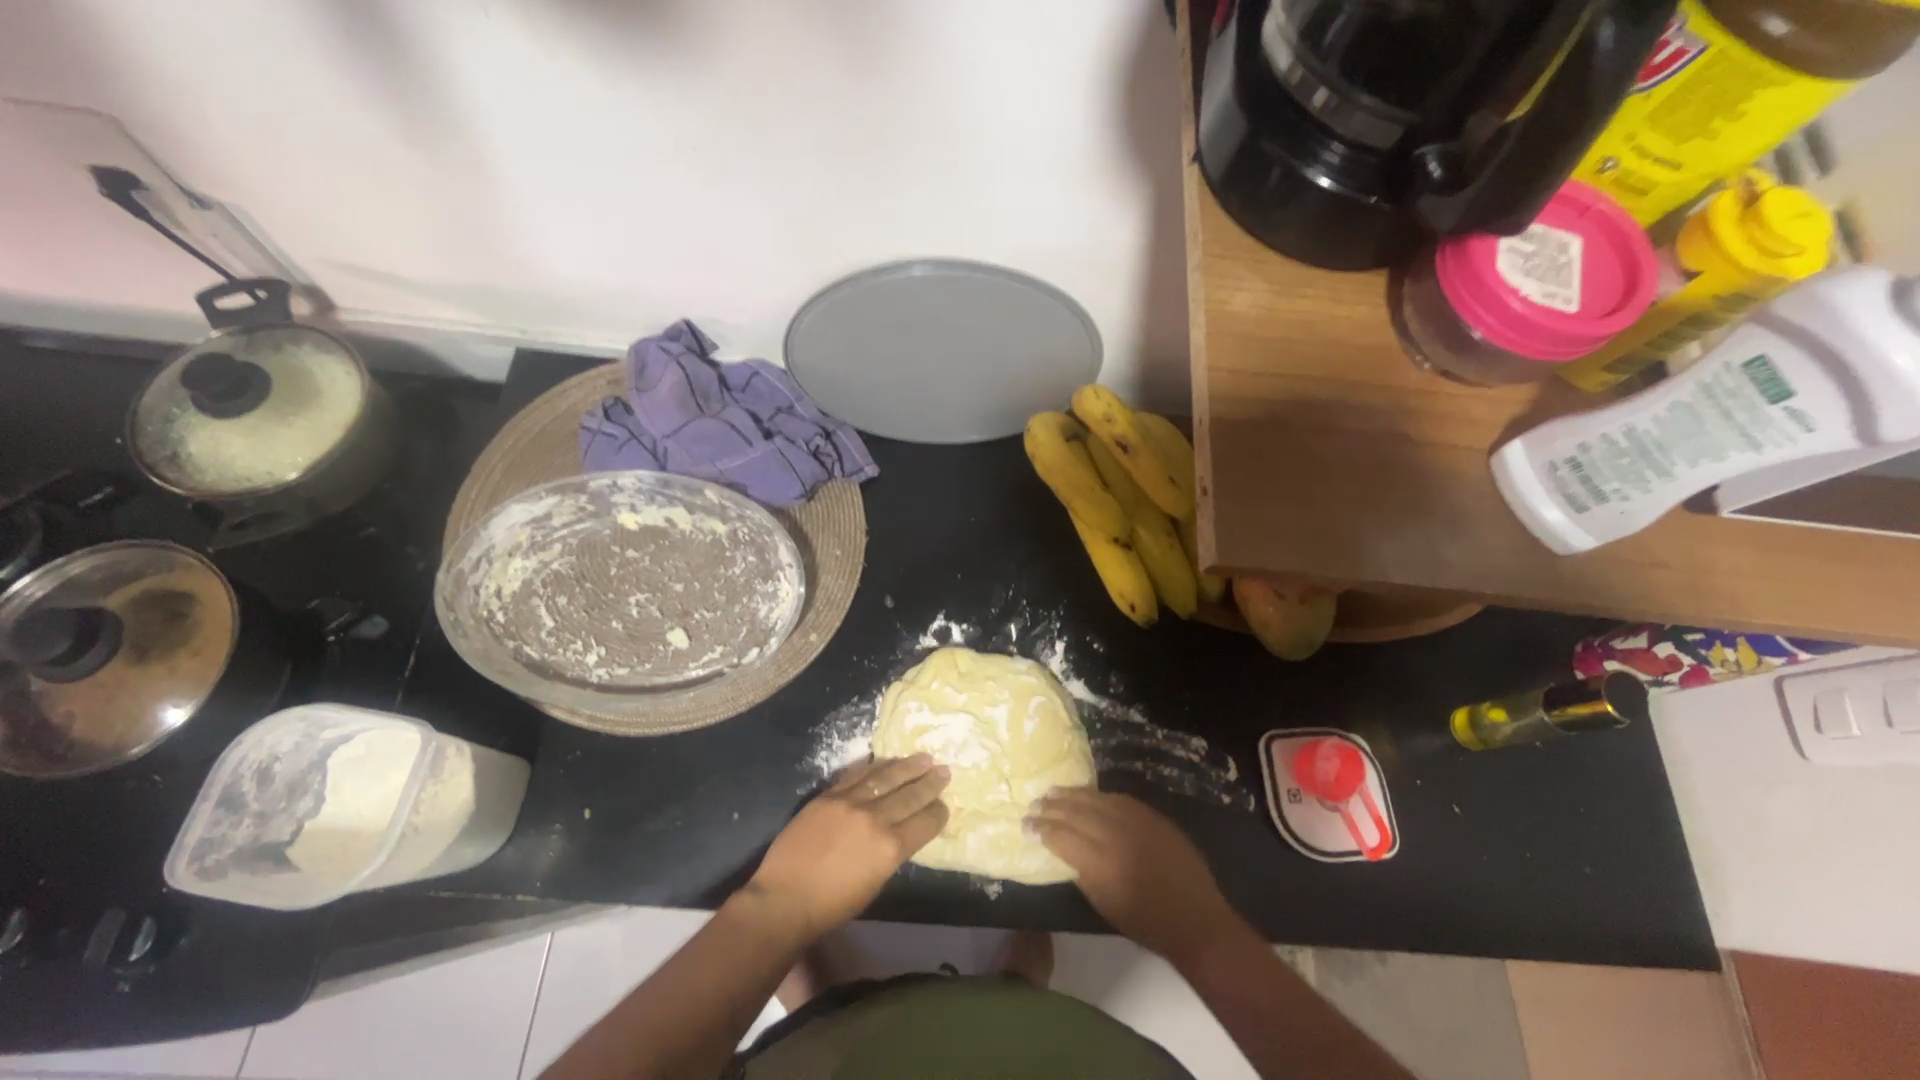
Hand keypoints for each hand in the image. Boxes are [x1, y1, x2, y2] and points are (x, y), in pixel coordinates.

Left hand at [743, 755, 949, 941]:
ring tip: (924, 758)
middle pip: (910, 795)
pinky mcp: (828, 796)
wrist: (785, 898)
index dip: (938, 812)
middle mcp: (875, 819)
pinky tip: (885, 761)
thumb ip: (891, 853)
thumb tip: (901, 833)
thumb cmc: (833, 905)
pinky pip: (856, 775)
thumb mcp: (876, 883)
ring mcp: (849, 803)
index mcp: (891, 847)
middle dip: (930, 782)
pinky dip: (874, 766)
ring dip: (907, 766)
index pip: (925, 822)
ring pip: (885, 777)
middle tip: (944, 770)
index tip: (944, 803)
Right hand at [1029, 788, 1241, 962]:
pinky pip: (1121, 799)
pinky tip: (1089, 796)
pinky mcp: (1155, 818)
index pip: (1061, 836)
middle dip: (1052, 807)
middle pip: (1077, 812)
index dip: (1041, 829)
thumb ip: (1081, 871)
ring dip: (1073, 795)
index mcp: (1101, 864)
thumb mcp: (1103, 903)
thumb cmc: (1145, 923)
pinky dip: (1101, 796)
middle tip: (1034, 804)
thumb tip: (1065, 848)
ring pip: (1098, 800)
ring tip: (1055, 792)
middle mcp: (1117, 837)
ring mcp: (1139, 823)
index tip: (1025, 825)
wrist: (1196, 921)